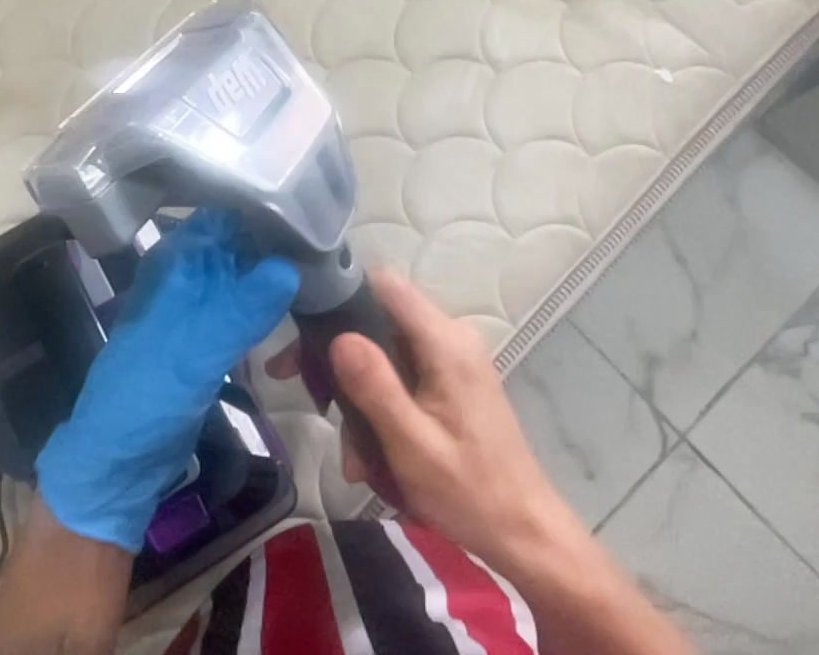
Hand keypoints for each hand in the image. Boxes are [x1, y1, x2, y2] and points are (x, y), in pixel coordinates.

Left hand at [35, 209, 297, 551]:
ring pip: (245, 273)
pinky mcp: (211, 338)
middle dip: (280, 236)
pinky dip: (270, 301)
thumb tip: (292, 267)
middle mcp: (188, 275)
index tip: (314, 207)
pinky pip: (246, 307)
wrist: (118, 462)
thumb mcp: (195, 352)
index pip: (224, 214)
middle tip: (334, 237)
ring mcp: (199, 307)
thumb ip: (241, 310)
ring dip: (278, 268)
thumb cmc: (146, 398)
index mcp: (174, 263)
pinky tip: (303, 298)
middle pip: (239, 240)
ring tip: (330, 262)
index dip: (265, 205)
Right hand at [325, 270, 589, 571]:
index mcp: (445, 343)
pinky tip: (368, 455)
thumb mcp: (412, 445)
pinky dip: (377, 407)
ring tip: (349, 454)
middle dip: (335, 355)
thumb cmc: (469, 491)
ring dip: (356, 395)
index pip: (384, 285)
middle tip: (294, 383)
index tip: (299, 323)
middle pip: (377, 319)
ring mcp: (451, 360)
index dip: (339, 294)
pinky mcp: (449, 382)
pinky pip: (400, 377)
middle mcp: (450, 338)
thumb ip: (375, 386)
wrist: (524, 533)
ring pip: (383, 353)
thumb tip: (338, 337)